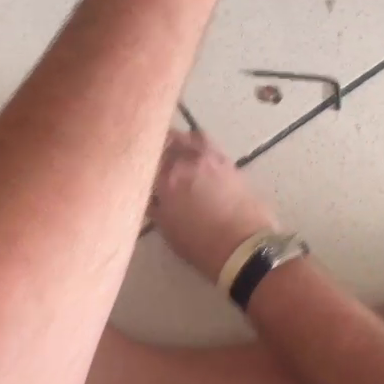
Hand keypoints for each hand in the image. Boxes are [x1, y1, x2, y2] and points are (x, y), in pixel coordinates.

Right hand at [149, 131, 283, 281]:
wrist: (245, 247)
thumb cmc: (201, 245)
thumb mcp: (167, 230)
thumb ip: (155, 206)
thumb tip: (150, 194)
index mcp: (167, 178)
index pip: (149, 157)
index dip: (143, 160)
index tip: (139, 164)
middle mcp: (187, 160)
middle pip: (168, 140)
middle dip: (160, 146)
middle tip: (156, 156)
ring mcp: (210, 158)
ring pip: (190, 136)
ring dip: (182, 140)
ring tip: (179, 151)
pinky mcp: (229, 162)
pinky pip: (210, 144)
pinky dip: (201, 146)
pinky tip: (200, 158)